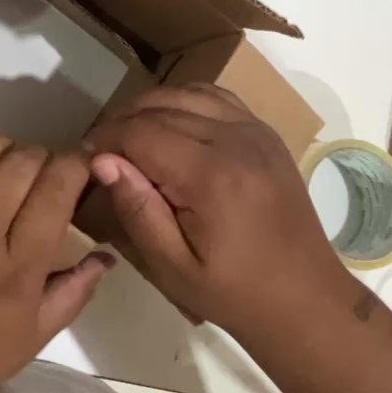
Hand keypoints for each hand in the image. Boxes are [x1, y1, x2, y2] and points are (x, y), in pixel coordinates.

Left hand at [0, 122, 114, 392]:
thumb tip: (107, 254)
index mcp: (17, 271)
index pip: (55, 195)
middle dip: (41, 154)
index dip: (75, 165)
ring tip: (11, 152)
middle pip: (19, 167)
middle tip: (45, 164)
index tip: (83, 160)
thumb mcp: (33, 337)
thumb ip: (73, 292)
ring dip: (3, 143)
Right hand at [84, 84, 350, 337]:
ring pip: (184, 93)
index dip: (105, 140)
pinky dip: (182, 101)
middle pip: (159, 108)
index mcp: (212, 176)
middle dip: (121, 124)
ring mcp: (255, 130)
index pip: (140, 132)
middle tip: (101, 153)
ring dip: (148, 108)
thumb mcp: (172, 266)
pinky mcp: (264, 132)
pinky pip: (213, 96)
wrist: (306, 299)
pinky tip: (168, 125)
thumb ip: (137, 209)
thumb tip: (101, 160)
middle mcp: (236, 140)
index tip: (85, 160)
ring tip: (128, 138)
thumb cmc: (233, 292)